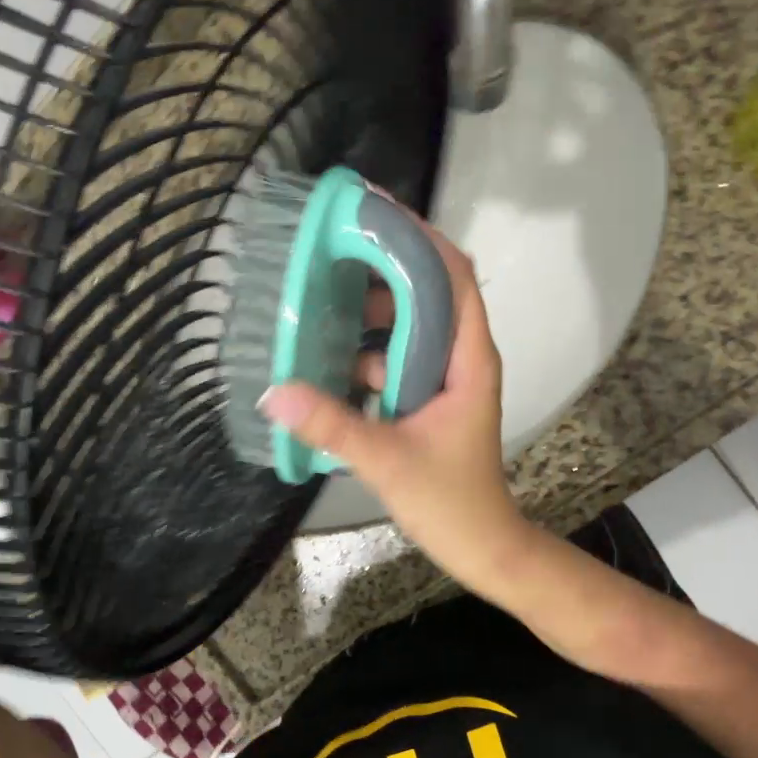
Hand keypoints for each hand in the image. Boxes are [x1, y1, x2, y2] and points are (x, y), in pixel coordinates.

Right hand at [257, 221, 537, 593]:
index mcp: (468, 358)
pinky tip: (329, 361)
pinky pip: (398, 360)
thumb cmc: (451, 502)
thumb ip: (331, 427)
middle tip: (333, 249)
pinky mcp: (430, 402)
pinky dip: (367, 353)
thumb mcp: (387, 460)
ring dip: (371, 312)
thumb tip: (274, 393)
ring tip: (322, 299)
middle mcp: (462, 358)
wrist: (483, 547)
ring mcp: (447, 380)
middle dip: (384, 266)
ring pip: (411, 326)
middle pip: (428, 291)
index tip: (372, 210)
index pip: (451, 274)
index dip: (417, 236)